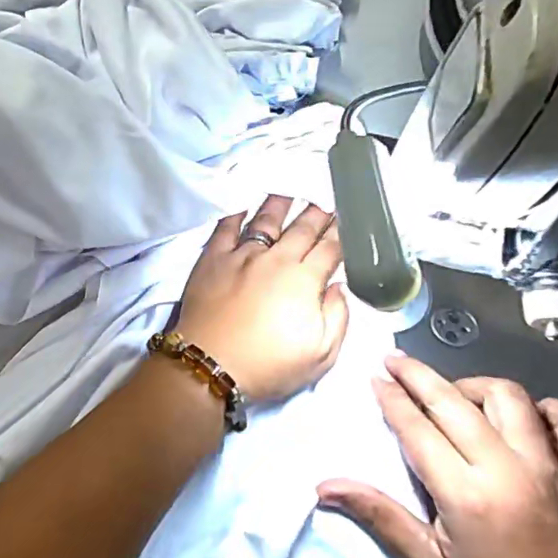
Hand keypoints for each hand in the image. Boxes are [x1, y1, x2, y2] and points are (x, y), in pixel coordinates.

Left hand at [174, 195, 350, 402]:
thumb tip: (338, 287)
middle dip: (317, 213)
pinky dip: (236, 214)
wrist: (210, 366)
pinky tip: (243, 205)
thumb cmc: (268, 366)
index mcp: (304, 280)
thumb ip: (337, 317)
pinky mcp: (214, 258)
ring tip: (289, 191)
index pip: (330, 249)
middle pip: (302, 228)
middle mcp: (276, 259)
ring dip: (280, 204)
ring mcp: (243, 255)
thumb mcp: (320, 356)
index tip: (347, 221)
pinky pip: (226, 228)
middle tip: (325, 199)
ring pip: (266, 221)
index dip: (341, 234)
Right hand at [319, 356, 557, 557]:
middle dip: (419, 376)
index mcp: (467, 495)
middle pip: (455, 402)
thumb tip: (326, 486)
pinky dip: (551, 409)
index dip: (392, 399)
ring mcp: (550, 466)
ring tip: (455, 393)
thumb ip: (383, 520)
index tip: (374, 376)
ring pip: (511, 398)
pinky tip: (530, 415)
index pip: (418, 429)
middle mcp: (508, 468)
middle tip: (395, 359)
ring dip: (477, 386)